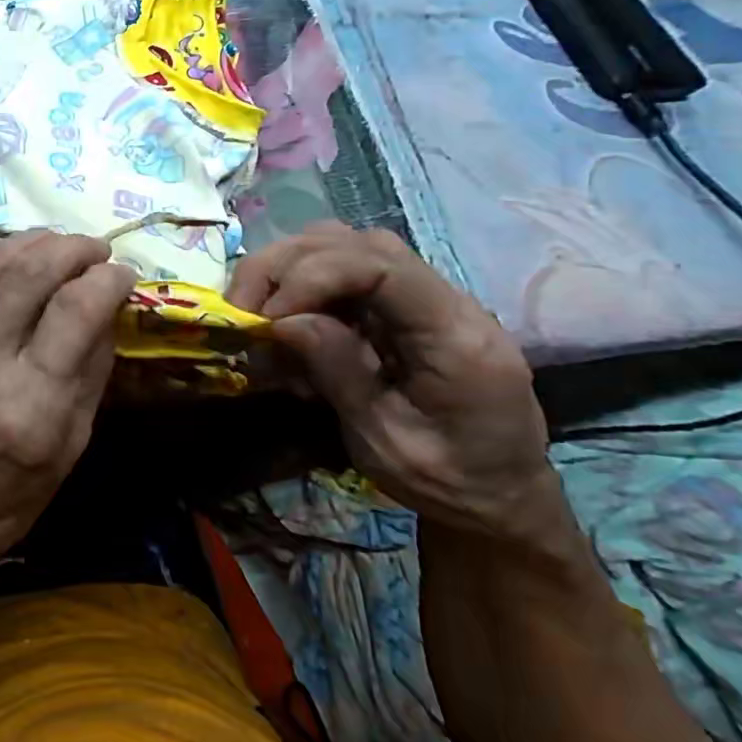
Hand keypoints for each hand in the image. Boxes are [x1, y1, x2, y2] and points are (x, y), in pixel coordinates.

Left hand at [0, 231, 136, 625]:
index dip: (108, 279)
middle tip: (95, 251)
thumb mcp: (74, 442)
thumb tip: (108, 302)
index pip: (75, 310)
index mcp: (32, 405)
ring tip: (55, 245)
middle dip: (73, 248)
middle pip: (29, 274)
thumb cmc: (13, 491)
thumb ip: (93, 366)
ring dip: (29, 242)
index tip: (123, 274)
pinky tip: (1, 252)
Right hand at [228, 222, 565, 545]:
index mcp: (455, 336)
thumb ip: (339, 372)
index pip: (380, 266)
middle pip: (353, 244)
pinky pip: (339, 273)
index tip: (268, 317)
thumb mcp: (386, 441)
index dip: (312, 276)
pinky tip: (287, 332)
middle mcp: (443, 301)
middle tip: (244, 312)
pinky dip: (299, 291)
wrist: (497, 497)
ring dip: (287, 272)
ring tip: (260, 317)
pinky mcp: (398, 307)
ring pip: (342, 247)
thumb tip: (281, 320)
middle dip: (284, 268)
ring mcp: (420, 298)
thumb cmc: (447, 481)